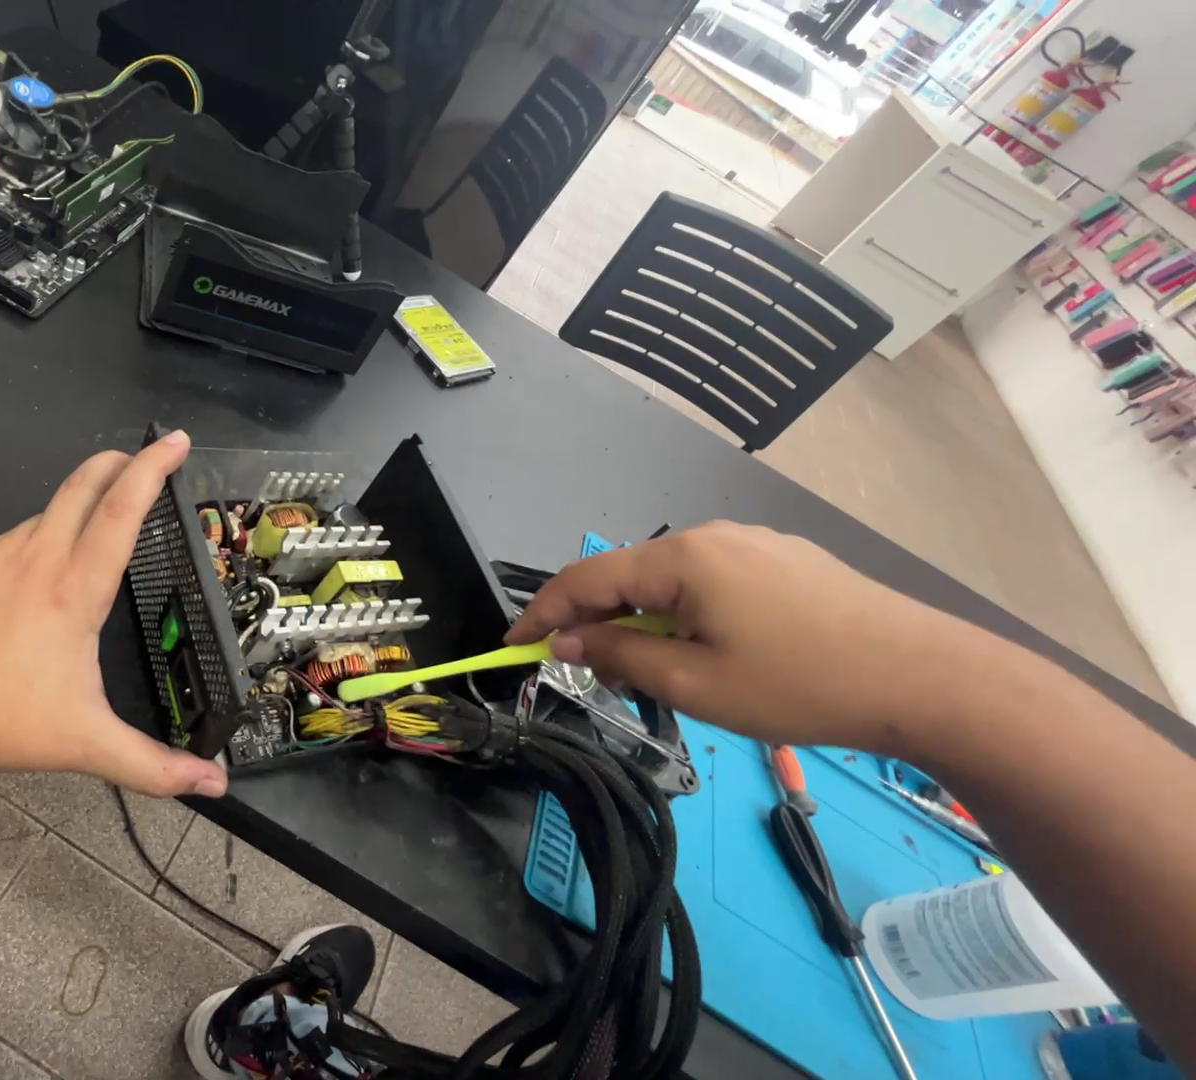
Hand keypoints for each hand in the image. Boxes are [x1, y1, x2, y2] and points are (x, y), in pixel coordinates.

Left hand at [0, 431, 227, 797]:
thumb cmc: (5, 723)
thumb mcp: (90, 745)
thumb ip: (157, 767)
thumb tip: (214, 787)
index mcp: (76, 590)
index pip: (121, 511)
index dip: (151, 469)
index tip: (173, 441)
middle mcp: (37, 558)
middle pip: (82, 485)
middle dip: (116, 462)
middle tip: (138, 458)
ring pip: (44, 516)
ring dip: (73, 516)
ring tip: (84, 550)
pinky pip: (8, 541)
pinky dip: (30, 547)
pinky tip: (26, 585)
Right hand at [504, 522, 1012, 753]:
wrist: (936, 682)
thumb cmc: (801, 685)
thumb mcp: (694, 684)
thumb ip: (619, 656)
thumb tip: (569, 641)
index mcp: (683, 558)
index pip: (586, 578)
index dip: (542, 612)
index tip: (513, 643)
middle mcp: (711, 536)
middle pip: (626, 574)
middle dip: (593, 618)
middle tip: (580, 666)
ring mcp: (753, 543)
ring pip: (668, 579)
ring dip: (639, 617)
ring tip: (643, 666)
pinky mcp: (784, 560)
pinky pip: (708, 580)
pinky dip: (680, 611)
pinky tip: (701, 646)